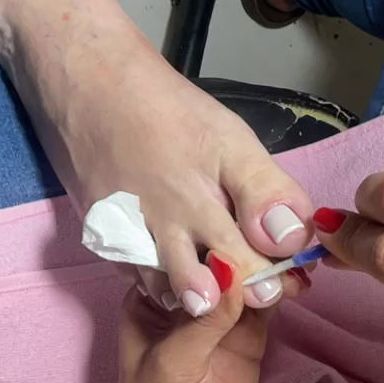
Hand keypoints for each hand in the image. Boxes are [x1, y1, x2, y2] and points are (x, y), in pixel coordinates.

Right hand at [48, 45, 315, 314]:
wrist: (89, 86)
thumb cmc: (165, 108)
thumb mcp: (229, 138)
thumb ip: (265, 190)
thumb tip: (294, 242)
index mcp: (205, 210)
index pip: (251, 271)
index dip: (276, 279)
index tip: (289, 274)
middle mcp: (166, 234)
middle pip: (212, 290)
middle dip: (241, 296)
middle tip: (258, 287)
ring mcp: (130, 240)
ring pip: (167, 293)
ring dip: (192, 296)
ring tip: (208, 289)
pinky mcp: (101, 238)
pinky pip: (134, 277)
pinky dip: (156, 281)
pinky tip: (168, 271)